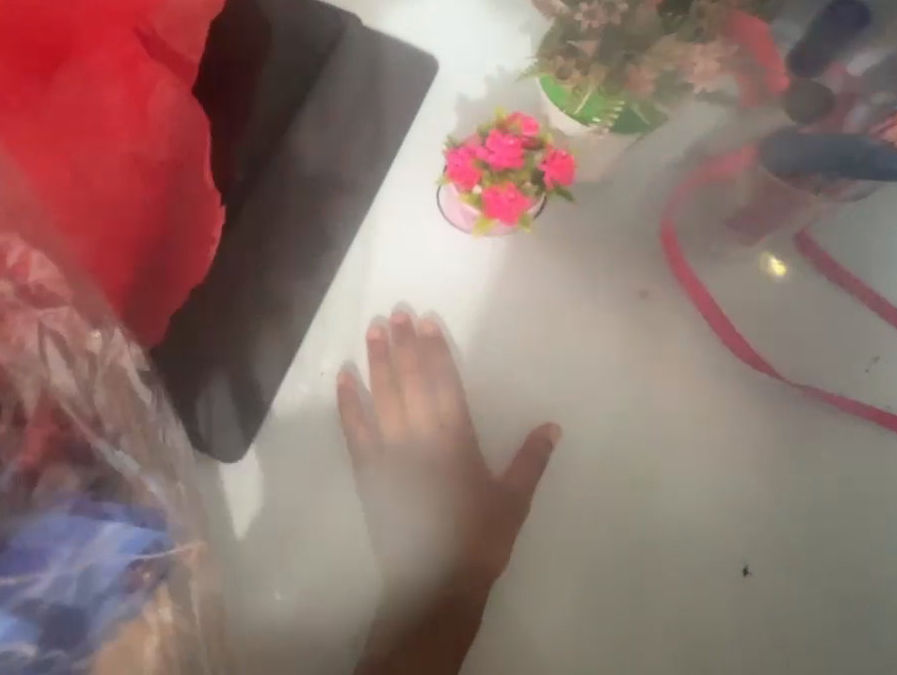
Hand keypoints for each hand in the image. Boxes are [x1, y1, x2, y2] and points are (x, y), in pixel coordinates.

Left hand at [336, 307, 559, 599]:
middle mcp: (420, 435)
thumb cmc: (479, 539)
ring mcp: (390, 450)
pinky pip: (354, 427)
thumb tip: (552, 425)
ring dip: (377, 360)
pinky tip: (343, 376)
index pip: (443, 382)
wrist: (436, 582)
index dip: (434, 350)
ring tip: (373, 330)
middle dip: (403, 344)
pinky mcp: (367, 469)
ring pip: (381, 394)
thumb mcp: (513, 499)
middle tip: (395, 313)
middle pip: (410, 379)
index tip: (424, 321)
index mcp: (456, 438)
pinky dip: (348, 400)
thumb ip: (530, 459)